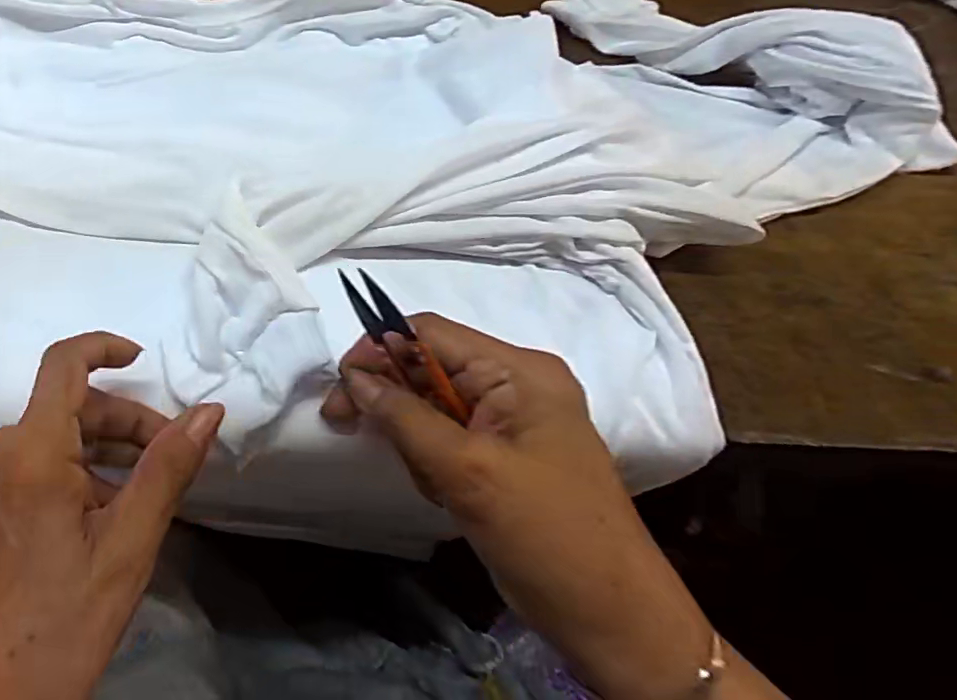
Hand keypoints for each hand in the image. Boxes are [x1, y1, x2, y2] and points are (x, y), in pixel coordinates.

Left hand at [0, 333, 222, 699]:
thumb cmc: (54, 625)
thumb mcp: (125, 546)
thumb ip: (167, 470)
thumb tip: (209, 411)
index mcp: (34, 449)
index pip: (64, 362)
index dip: (105, 346)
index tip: (145, 359)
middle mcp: (10, 452)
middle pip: (78, 403)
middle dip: (132, 420)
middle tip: (176, 459)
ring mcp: (1, 481)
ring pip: (69, 434)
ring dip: (117, 448)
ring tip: (156, 492)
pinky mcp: (2, 507)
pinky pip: (53, 463)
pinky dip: (94, 471)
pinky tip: (121, 514)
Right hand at [323, 314, 781, 699]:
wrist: (614, 623)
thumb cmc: (548, 536)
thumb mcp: (468, 472)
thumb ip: (405, 417)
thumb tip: (353, 377)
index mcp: (519, 371)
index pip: (431, 334)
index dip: (380, 346)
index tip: (341, 382)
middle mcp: (516, 383)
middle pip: (429, 367)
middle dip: (391, 397)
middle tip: (342, 420)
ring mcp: (511, 420)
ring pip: (432, 404)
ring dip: (414, 439)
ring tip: (433, 485)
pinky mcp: (503, 452)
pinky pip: (448, 436)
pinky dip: (431, 459)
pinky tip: (443, 494)